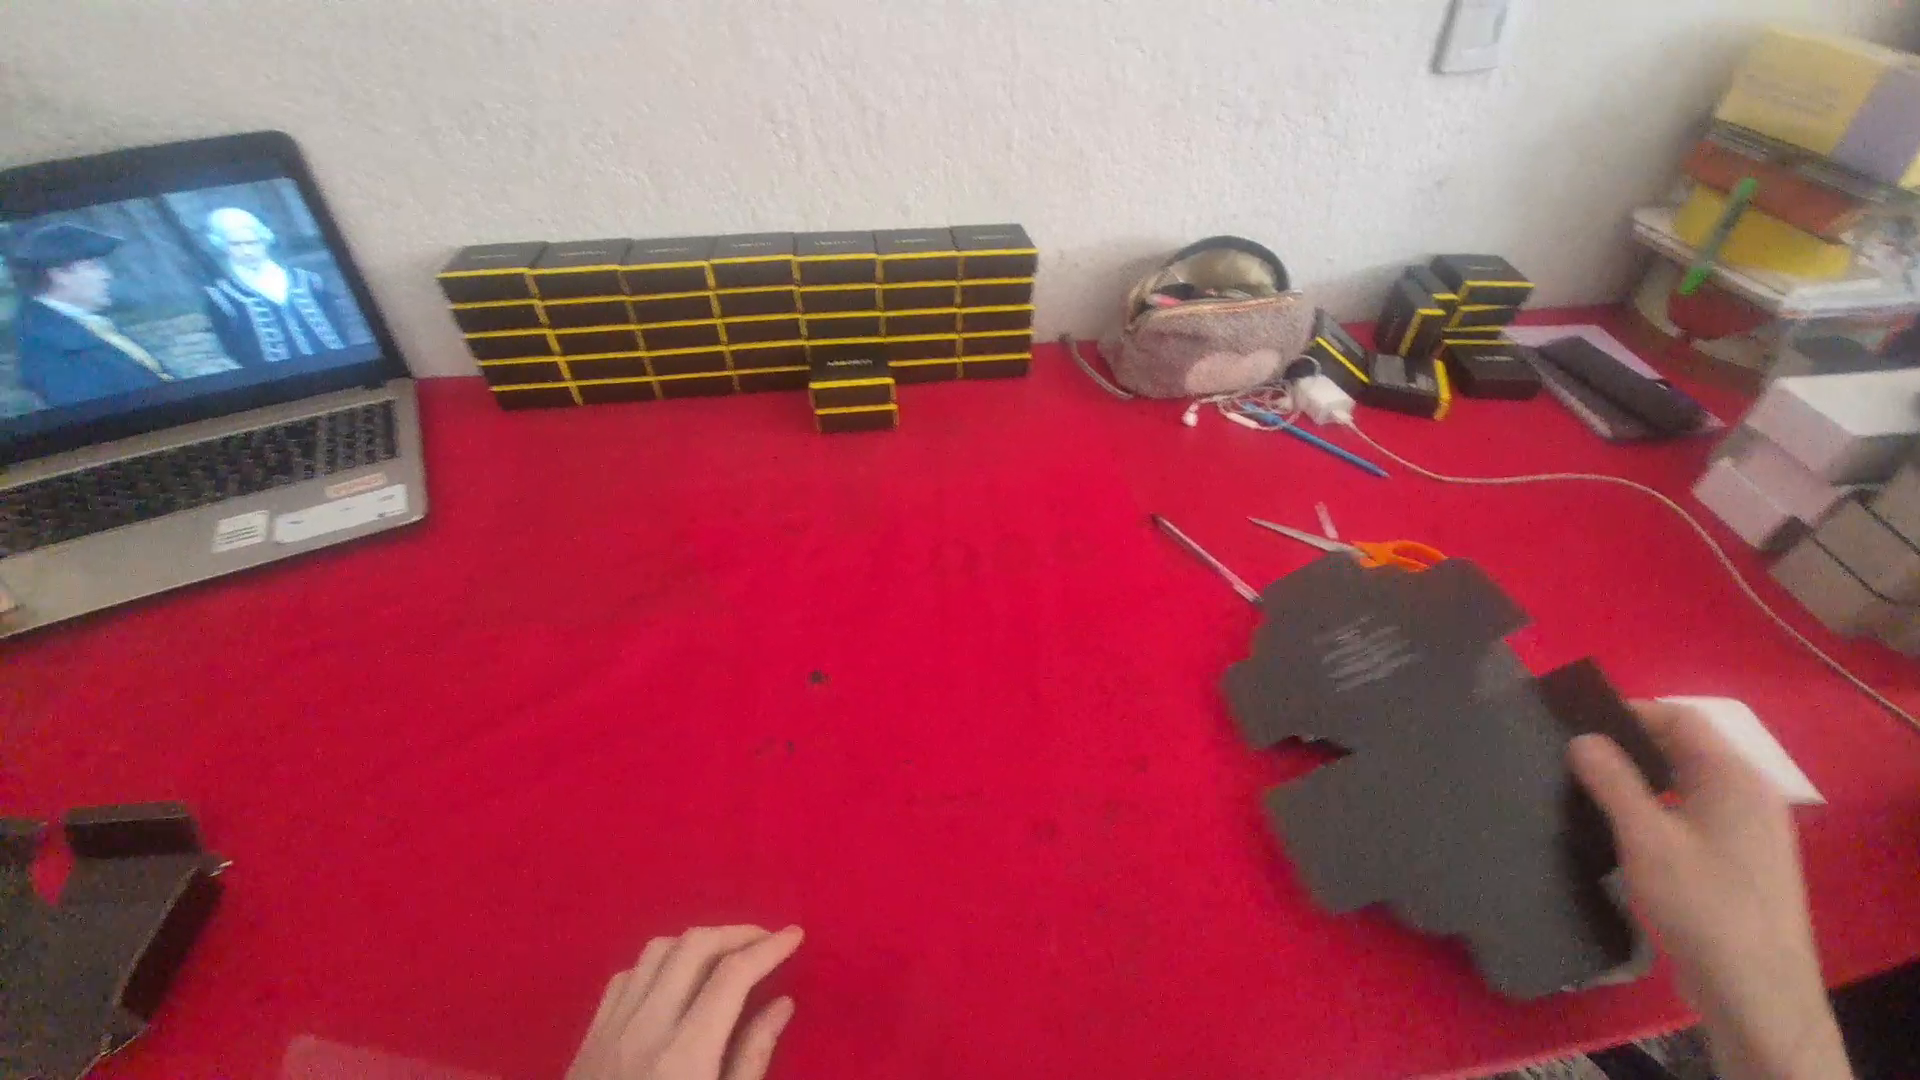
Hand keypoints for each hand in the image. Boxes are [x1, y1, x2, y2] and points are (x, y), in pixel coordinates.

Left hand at [567, 925, 802, 1079]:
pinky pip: (626, 976)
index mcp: (683, 1057)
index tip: (795, 935)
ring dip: (698, 943)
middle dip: (737, 934)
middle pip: (694, 947)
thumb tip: (782, 1003)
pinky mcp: (587, 1040)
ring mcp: (610, 1031)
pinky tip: (676, 981)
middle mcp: (644, 1030)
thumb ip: (752, 1059)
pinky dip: (659, 963)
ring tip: (725, 958)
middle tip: (766, 943)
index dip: (769, 948)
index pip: (732, 975)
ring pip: (657, 950)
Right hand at [1570, 703, 1850, 1079]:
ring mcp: (1744, 828)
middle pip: (1681, 746)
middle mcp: (1747, 795)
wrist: (1755, 989)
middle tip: (1567, 752)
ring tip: (1581, 783)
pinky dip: (1650, 801)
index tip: (1573, 724)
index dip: (1627, 712)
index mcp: (1734, 780)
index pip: (1680, 718)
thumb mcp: (1645, 837)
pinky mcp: (1734, 855)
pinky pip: (1686, 807)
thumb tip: (1581, 738)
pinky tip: (1615, 822)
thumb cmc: (1702, 903)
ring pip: (1681, 779)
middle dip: (1625, 742)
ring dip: (1635, 774)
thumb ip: (1612, 781)